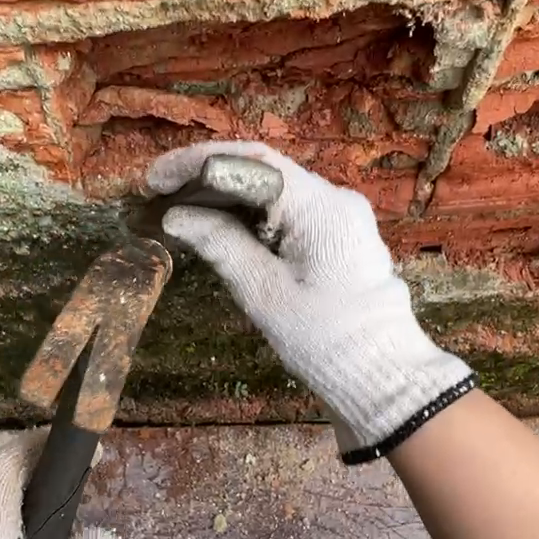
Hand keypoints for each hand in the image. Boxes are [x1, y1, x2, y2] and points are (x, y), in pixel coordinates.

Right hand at [148, 141, 473, 462]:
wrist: (382, 375)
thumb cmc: (325, 339)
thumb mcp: (264, 293)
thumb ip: (221, 245)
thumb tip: (176, 218)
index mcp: (322, 208)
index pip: (253, 162)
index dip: (197, 163)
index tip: (156, 178)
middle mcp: (334, 200)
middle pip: (261, 171)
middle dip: (205, 178)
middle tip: (157, 194)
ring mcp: (338, 217)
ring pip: (271, 191)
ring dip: (222, 197)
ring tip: (175, 209)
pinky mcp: (335, 237)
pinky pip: (285, 212)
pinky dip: (246, 215)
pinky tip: (212, 226)